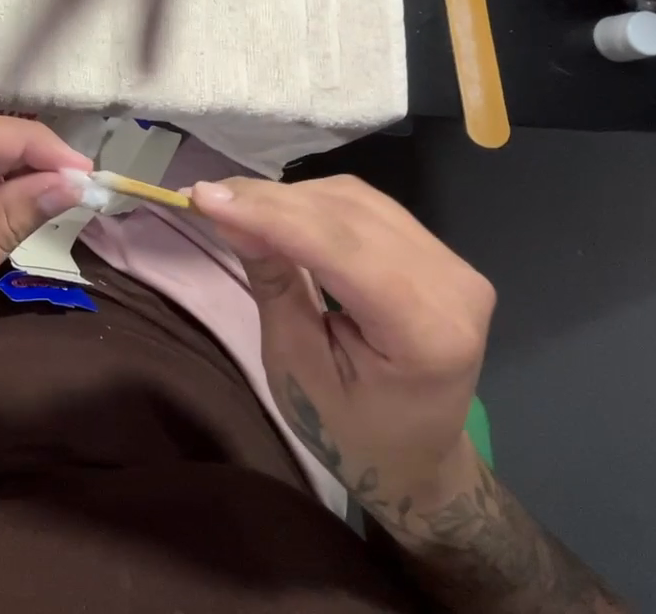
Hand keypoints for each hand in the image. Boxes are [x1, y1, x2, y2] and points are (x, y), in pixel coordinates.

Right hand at [190, 175, 495, 524]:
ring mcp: (453, 264)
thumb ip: (273, 286)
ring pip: (353, 199)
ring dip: (285, 196)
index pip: (342, 249)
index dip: (270, 216)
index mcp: (428, 332)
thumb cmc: (350, 430)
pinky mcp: (438, 252)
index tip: (202, 197)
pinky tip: (270, 210)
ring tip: (229, 204)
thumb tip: (231, 219)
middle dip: (268, 200)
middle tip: (202, 197)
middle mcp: (454, 286)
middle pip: (347, 215)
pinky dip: (309, 201)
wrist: (414, 459)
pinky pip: (364, 206)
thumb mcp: (297, 368)